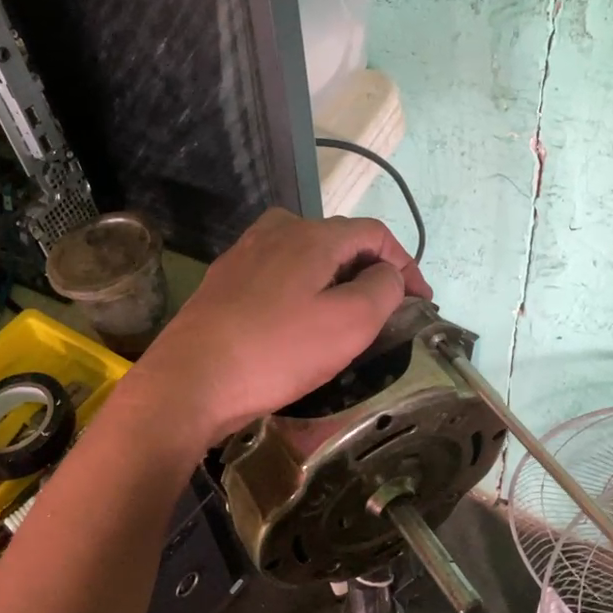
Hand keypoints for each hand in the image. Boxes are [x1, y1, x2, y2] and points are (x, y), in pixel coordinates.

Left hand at [125, 208, 430, 447]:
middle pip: (339, 242)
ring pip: (305, 259)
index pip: (375, 234)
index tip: (422, 302)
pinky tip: (297, 326)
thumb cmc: (277, 352)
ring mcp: (243, 255)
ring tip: (345, 319)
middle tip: (386, 314)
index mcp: (311, 234)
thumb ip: (383, 290)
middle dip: (369, 273)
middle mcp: (276, 231)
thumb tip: (388, 273)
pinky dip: (301, 294)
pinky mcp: (222, 283)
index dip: (406, 264)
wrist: (190, 381)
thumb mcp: (349, 323)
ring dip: (333, 282)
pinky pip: (276, 278)